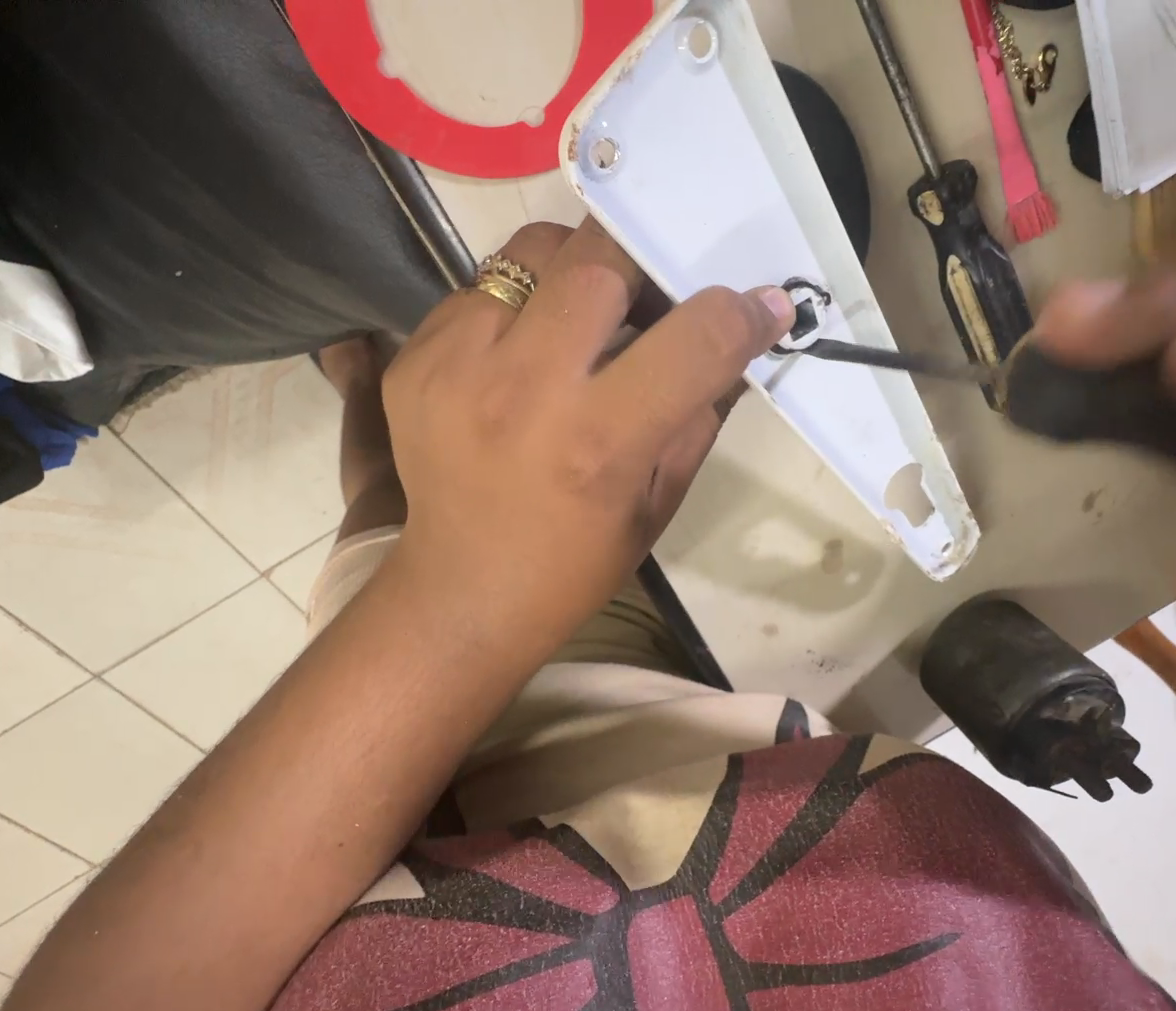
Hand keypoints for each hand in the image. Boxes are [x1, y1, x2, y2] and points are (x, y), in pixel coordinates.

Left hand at [380, 219, 793, 647]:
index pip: (694, 339)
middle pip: (601, 259)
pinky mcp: (415, 359)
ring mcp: (455, 366)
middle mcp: (523, 390)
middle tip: (653, 294)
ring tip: (582, 313)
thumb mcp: (658, 502)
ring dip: (576, 268)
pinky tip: (522, 352)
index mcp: (597, 442)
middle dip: (644, 262)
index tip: (760, 306)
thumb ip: (700, 414)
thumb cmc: (575, 564)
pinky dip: (518, 305)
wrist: (464, 593)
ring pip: (533, 252)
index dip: (742, 313)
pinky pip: (481, 288)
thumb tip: (735, 340)